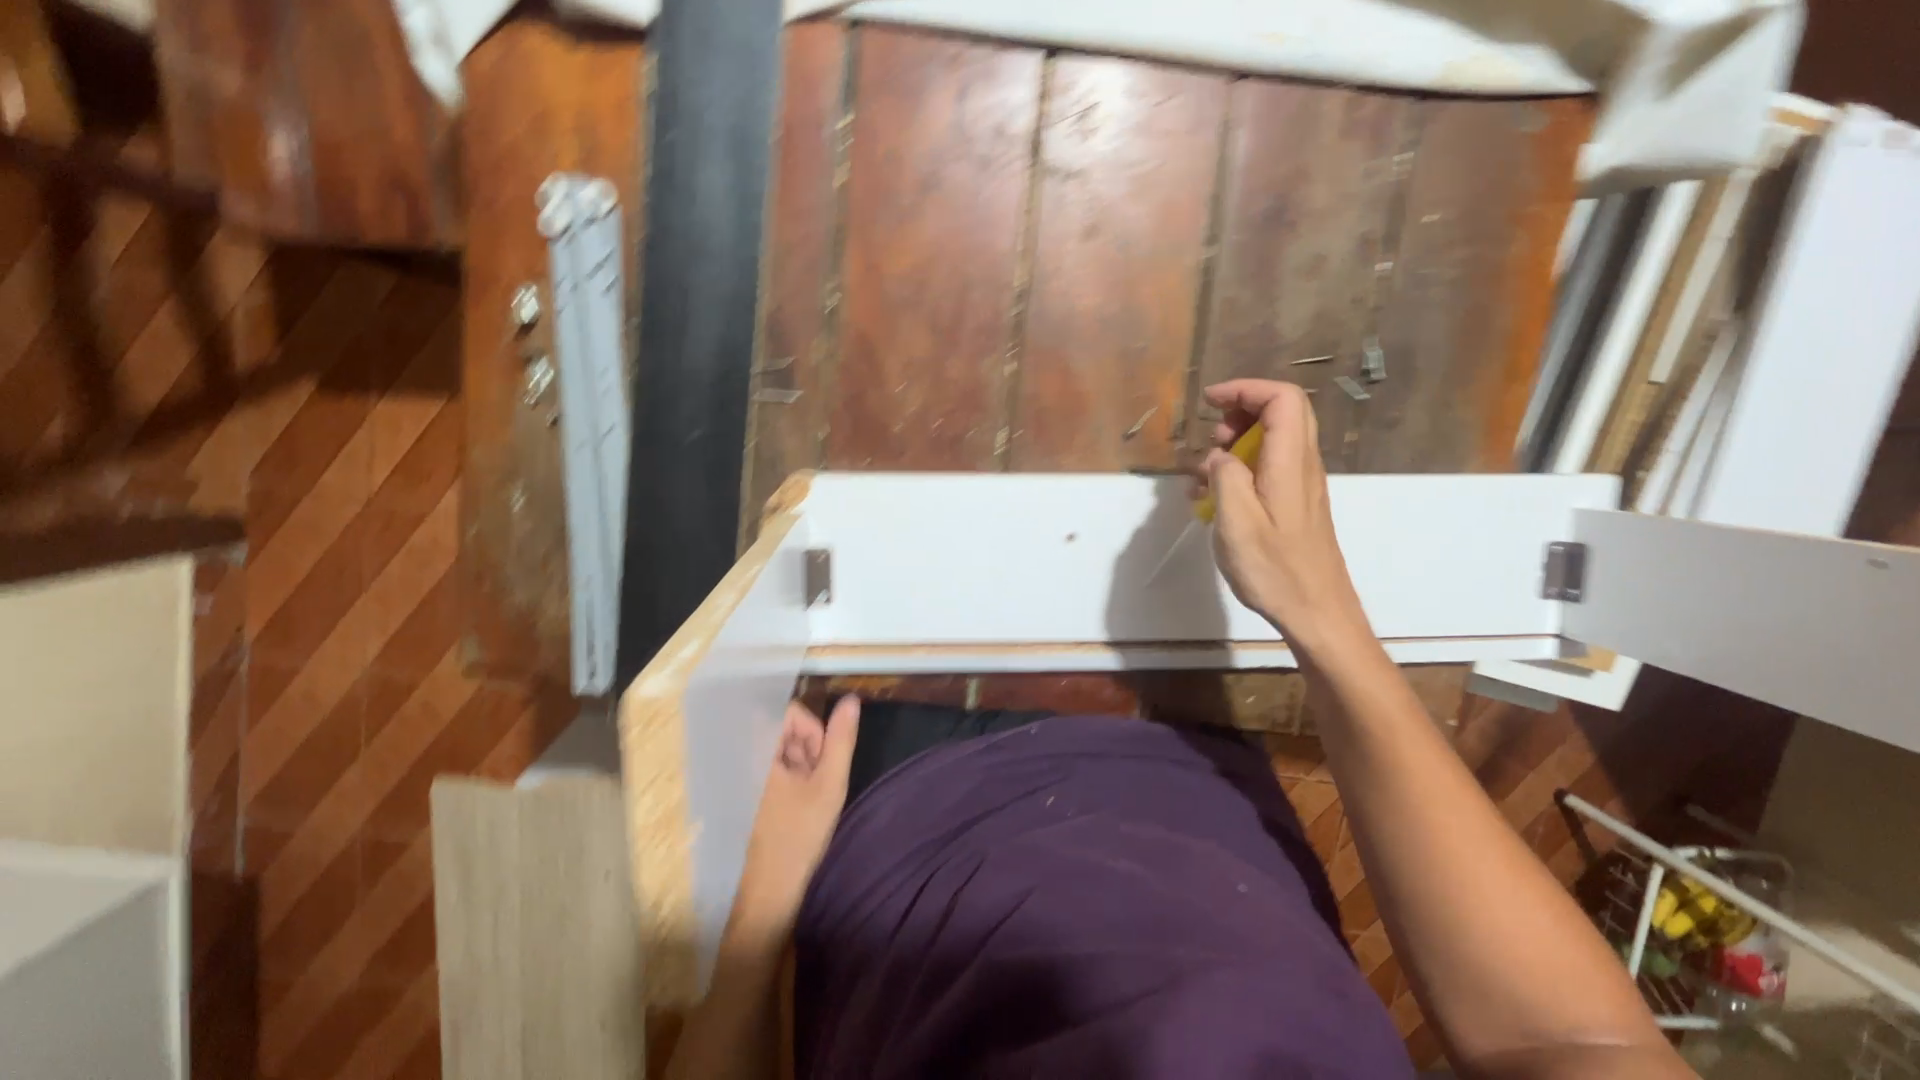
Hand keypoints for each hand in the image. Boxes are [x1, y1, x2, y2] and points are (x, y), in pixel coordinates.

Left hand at [731, 697, 860, 937]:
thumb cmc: (801, 833)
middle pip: (788, 729)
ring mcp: (749, 775)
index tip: (823, 760)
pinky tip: (802, 805)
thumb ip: (841, 739)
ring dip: (805, 765)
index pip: (792, 711)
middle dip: (811, 748)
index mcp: (763, 749)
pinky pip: (777, 768)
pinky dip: (795, 778)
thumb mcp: (831, 783)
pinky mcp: (753, 792)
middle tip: (820, 782)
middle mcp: (750, 756)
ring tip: (812, 797)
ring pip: (785, 750)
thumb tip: (852, 700)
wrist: (771, 886)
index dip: (815, 729)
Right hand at [1194, 379, 1373, 660]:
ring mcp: (1302, 485)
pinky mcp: (1296, 504)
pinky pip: (1271, 467)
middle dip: (1241, 411)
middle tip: (1211, 439)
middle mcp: (1302, 465)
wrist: (1316, 611)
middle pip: (1283, 411)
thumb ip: (1225, 476)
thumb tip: (1220, 456)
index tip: (1210, 404)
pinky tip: (1216, 498)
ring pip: (1275, 439)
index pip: (1282, 398)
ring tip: (1207, 472)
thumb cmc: (1275, 569)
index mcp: (1290, 462)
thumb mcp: (1236, 522)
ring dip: (1238, 442)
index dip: (1246, 389)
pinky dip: (1243, 468)